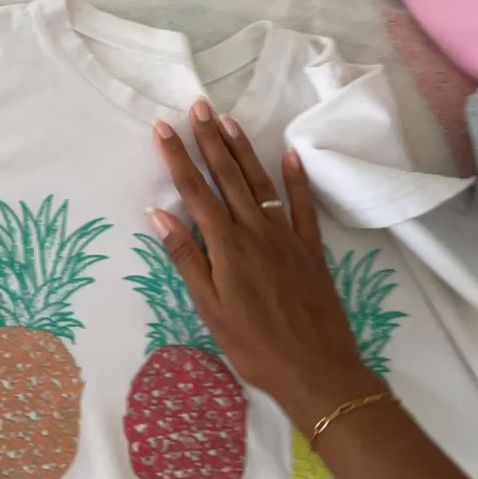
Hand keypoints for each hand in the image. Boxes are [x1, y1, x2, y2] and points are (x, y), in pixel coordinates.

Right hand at [148, 100, 383, 428]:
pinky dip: (297, 180)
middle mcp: (255, 231)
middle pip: (228, 177)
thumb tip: (159, 213)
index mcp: (226, 246)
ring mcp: (286, 237)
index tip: (163, 129)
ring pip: (260, 183)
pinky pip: (303, 207)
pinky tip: (290, 156)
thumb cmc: (253, 344)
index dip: (177, 158)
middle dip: (210, 140)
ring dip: (243, 150)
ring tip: (229, 121)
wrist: (318, 372)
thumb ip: (186, 256)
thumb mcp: (208, 307)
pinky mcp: (311, 249)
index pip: (195, 192)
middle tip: (198, 106)